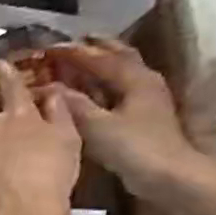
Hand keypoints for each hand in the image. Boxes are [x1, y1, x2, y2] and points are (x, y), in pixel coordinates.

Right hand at [45, 37, 204, 187]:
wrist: (167, 174)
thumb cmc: (133, 148)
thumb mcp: (97, 126)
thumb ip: (75, 105)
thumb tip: (50, 88)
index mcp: (134, 79)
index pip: (100, 58)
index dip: (73, 52)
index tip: (48, 48)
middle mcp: (144, 81)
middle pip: (120, 56)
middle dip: (97, 47)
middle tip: (76, 41)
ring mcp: (147, 97)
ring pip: (123, 70)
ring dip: (103, 61)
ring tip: (85, 57)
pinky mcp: (144, 113)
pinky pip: (121, 86)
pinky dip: (105, 80)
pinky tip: (94, 86)